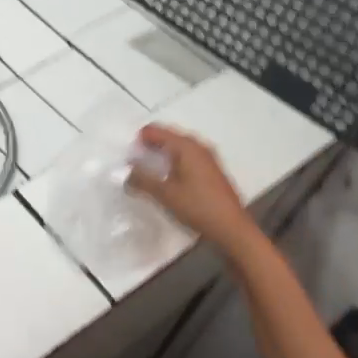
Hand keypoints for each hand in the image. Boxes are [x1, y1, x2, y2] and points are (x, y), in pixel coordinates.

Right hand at [127, 124, 255, 251]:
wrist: (232, 227)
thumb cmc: (197, 207)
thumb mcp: (165, 194)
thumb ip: (142, 180)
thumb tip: (126, 171)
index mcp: (186, 146)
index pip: (155, 130)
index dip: (139, 141)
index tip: (128, 158)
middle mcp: (198, 145)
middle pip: (167, 137)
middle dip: (150, 148)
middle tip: (134, 166)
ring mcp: (208, 157)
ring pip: (178, 149)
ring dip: (162, 157)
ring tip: (149, 174)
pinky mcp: (212, 170)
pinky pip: (187, 159)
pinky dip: (174, 164)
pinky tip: (169, 181)